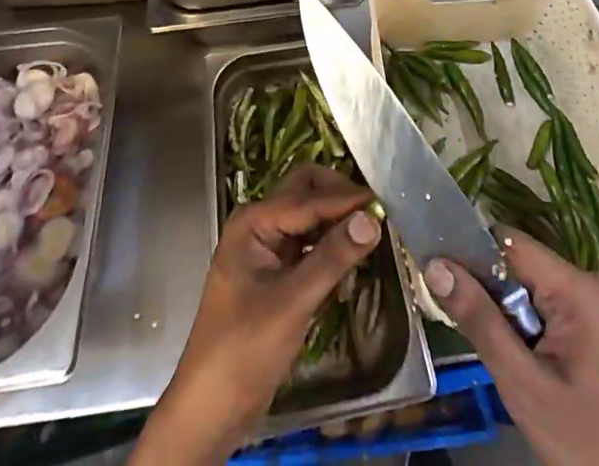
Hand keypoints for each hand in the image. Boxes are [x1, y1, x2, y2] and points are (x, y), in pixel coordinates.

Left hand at [131, 164, 382, 464]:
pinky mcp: (276, 271)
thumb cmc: (244, 349)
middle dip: (339, 198)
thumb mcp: (293, 302)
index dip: (347, 199)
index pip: (309, 198)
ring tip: (372, 233)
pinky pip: (309, 242)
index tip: (386, 203)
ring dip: (337, 220)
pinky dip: (330, 243)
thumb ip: (332, 258)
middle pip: (306, 193)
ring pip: (309, 216)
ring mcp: (266, 247)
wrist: (212, 405)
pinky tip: (352, 257)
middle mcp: (258, 225)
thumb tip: (371, 220)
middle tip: (376, 214)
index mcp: (253, 222)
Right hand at [425, 230, 598, 465]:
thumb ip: (480, 321)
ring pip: (531, 289)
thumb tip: (436, 266)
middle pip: (519, 264)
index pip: (508, 241)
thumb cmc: (590, 442)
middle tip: (456, 320)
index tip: (435, 271)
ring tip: (484, 344)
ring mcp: (598, 309)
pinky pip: (549, 309)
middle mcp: (590, 285)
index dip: (469, 250)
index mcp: (578, 287)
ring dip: (504, 311)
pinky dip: (525, 326)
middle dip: (486, 288)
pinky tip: (516, 358)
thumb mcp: (525, 384)